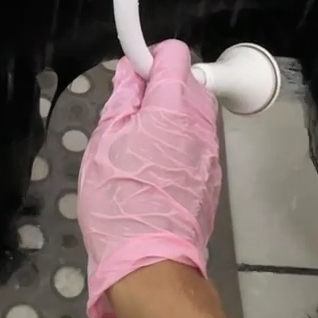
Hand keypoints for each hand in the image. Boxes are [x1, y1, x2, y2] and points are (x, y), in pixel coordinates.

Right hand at [78, 39, 222, 317]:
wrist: (150, 263)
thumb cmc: (119, 198)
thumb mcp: (105, 141)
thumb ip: (123, 99)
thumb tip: (131, 72)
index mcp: (174, 106)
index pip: (176, 54)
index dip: (151, 58)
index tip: (132, 77)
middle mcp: (201, 123)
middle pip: (188, 82)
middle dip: (161, 89)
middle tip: (129, 115)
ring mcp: (211, 151)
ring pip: (194, 114)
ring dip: (170, 117)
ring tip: (140, 146)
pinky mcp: (212, 177)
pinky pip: (197, 143)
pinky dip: (179, 144)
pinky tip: (155, 170)